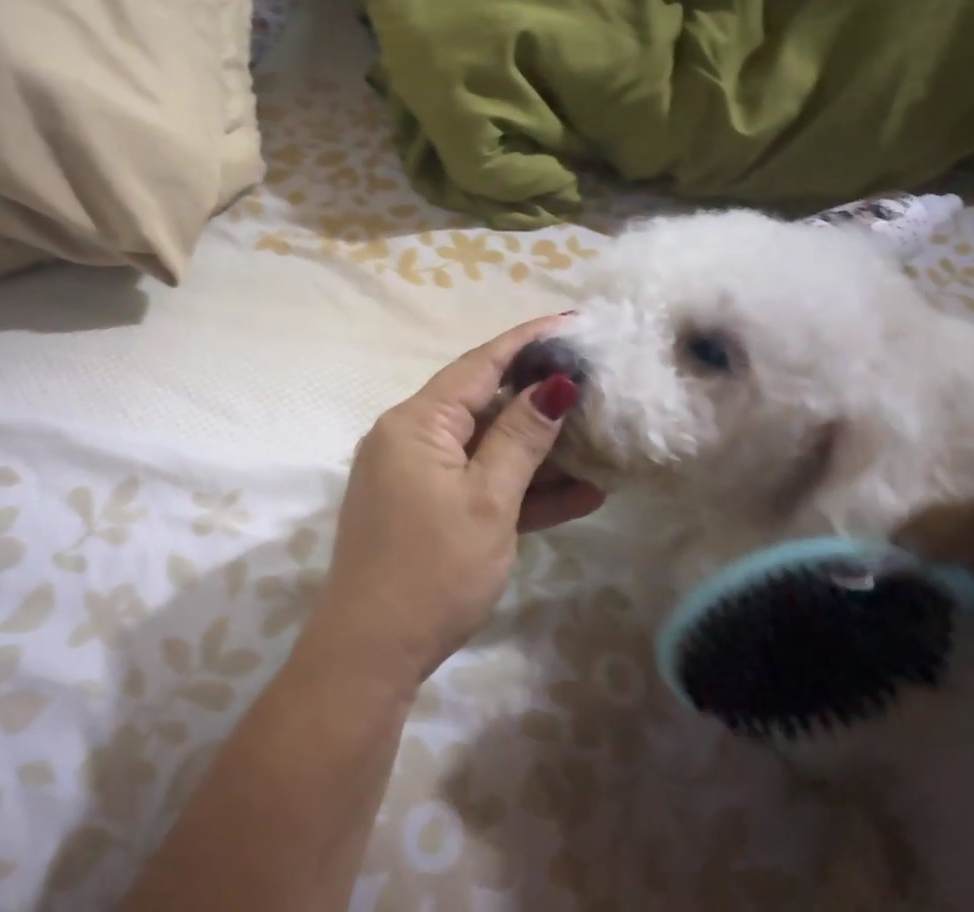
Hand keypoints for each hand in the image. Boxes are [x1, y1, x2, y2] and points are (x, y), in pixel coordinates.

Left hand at [305, 316, 604, 688]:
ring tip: (602, 439)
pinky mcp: (423, 512)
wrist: (371, 651)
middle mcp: (407, 439)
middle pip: (482, 404)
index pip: (479, 365)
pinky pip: (477, 486)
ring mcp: (414, 478)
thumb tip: (554, 384)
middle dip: (540, 398)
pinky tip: (581, 494)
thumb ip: (521, 439)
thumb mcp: (487, 500)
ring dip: (539, 451)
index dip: (528, 342)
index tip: (575, 323)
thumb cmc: (432, 569)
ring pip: (485, 449)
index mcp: (415, 423)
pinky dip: (519, 490)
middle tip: (599, 384)